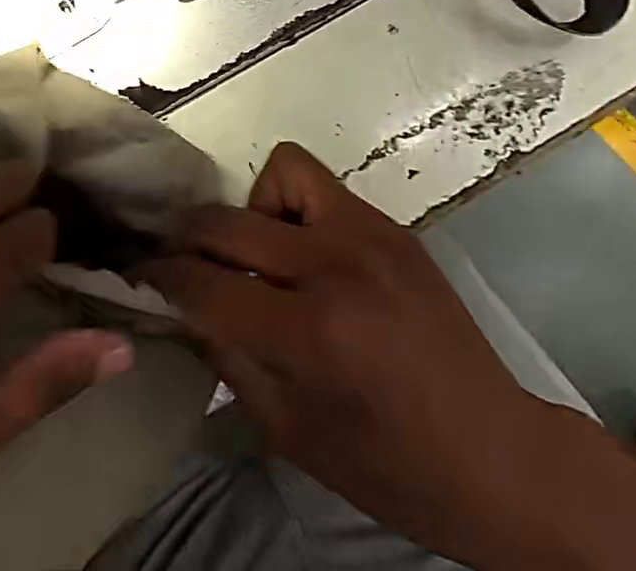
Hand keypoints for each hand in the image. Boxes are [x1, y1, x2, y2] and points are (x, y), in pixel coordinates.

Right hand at [142, 143, 635, 570]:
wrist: (499, 453)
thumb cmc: (387, 465)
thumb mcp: (287, 429)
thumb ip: (226, 356)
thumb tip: (183, 304)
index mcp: (310, 334)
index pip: (203, 283)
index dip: (157, 276)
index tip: (136, 272)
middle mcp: (337, 267)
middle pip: (225, 222)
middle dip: (184, 238)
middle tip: (179, 261)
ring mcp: (370, 236)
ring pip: (279, 171)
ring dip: (250, 210)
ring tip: (256, 254)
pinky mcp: (392, 227)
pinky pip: (320, 186)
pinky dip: (292, 206)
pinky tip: (302, 252)